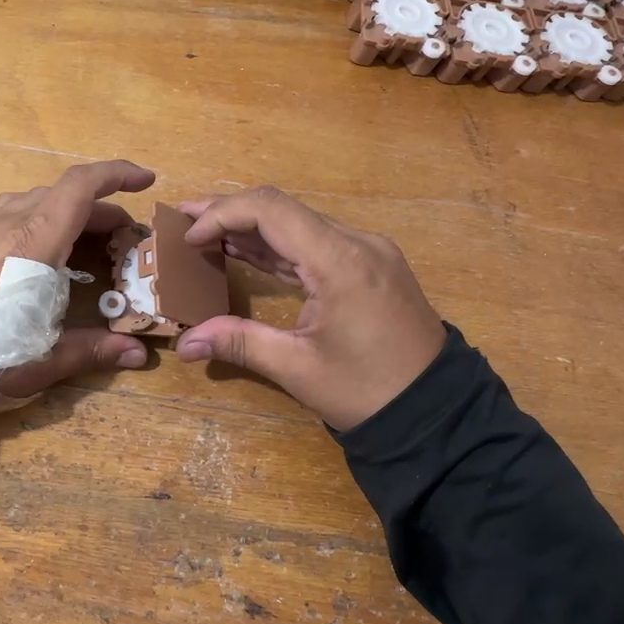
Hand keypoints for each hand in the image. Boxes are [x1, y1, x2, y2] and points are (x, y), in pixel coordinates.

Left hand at [0, 160, 155, 425]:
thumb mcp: (34, 365)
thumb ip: (90, 351)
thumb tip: (138, 353)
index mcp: (30, 245)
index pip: (79, 187)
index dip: (116, 174)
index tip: (147, 181)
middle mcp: (6, 224)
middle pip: (63, 195)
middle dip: (103, 207)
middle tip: (129, 239)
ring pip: (38, 201)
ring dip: (73, 214)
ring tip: (96, 245)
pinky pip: (16, 213)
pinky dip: (46, 221)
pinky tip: (50, 255)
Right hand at [173, 187, 445, 430]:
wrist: (439, 413)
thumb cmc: (368, 391)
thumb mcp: (298, 368)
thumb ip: (239, 342)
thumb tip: (185, 344)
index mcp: (340, 260)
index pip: (270, 210)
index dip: (222, 214)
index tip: (189, 237)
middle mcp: (356, 242)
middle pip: (283, 209)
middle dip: (230, 214)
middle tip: (184, 222)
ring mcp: (368, 252)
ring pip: (299, 223)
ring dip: (252, 228)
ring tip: (205, 235)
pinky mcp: (371, 266)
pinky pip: (316, 243)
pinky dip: (278, 246)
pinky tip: (245, 252)